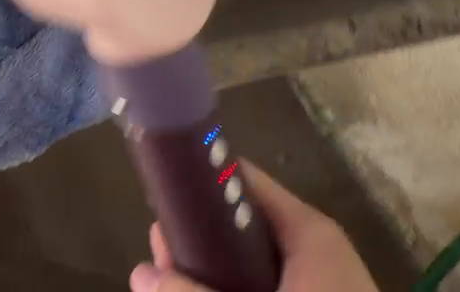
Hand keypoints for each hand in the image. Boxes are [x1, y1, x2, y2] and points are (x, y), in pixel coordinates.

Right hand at [130, 165, 380, 291]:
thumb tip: (141, 274)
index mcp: (310, 235)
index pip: (239, 178)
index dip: (195, 182)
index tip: (158, 202)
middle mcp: (315, 253)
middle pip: (235, 225)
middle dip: (193, 246)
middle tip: (164, 268)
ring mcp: (318, 287)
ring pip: (243, 266)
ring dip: (207, 280)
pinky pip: (261, 289)